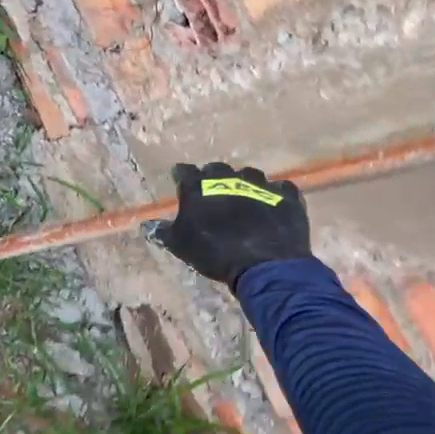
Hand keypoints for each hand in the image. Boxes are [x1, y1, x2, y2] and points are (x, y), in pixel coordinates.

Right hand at [148, 162, 309, 287]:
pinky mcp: (286, 197)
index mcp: (197, 186)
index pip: (183, 170)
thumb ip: (163, 231)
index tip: (180, 181)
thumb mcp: (180, 245)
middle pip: (217, 168)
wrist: (265, 265)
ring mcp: (259, 185)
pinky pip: (281, 187)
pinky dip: (276, 193)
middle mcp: (227, 178)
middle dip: (213, 177)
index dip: (181, 176)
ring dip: (245, 182)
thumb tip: (148, 225)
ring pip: (250, 174)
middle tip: (214, 192)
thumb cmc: (214, 252)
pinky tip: (274, 203)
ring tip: (246, 196)